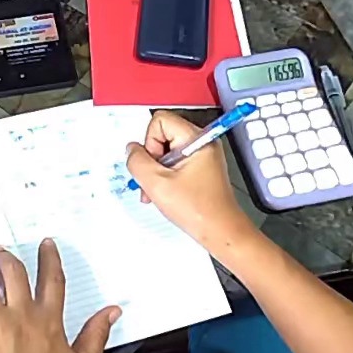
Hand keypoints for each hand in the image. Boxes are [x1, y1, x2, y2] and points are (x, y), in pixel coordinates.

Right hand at [125, 110, 258, 253]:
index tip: (156, 165)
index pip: (160, 120)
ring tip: (159, 192)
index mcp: (196, 138)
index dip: (150, 142)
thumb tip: (131, 149)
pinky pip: (176, 163)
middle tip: (154, 182)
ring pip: (167, 151)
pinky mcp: (201, 167)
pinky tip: (166, 193)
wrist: (221, 231)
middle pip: (162, 135)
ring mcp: (202, 155)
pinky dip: (166, 176)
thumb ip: (137, 161)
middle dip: (152, 159)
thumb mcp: (156, 183)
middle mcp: (202, 142)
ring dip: (157, 171)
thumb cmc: (199, 210)